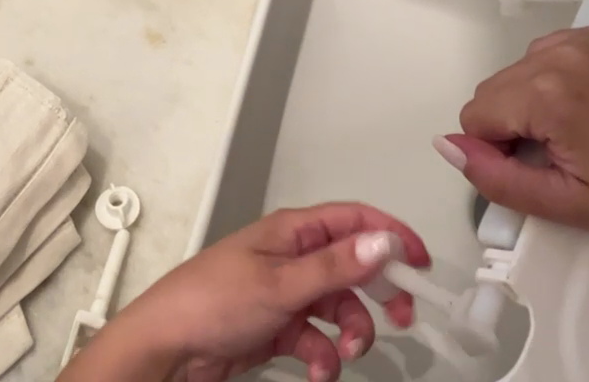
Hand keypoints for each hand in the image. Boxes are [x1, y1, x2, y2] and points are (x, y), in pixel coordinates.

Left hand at [67, 203, 430, 381]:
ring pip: (337, 306)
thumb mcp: (281, 283)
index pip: (353, 220)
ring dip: (349, 331)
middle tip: (400, 318)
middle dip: (377, 292)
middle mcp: (292, 256)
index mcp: (292, 230)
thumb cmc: (213, 300)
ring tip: (343, 352)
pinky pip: (315, 337)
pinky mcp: (277, 325)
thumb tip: (382, 241)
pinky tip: (314, 369)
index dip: (390, 235)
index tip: (420, 263)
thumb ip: (335, 266)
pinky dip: (321, 355)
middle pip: (351, 266)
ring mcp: (285, 291)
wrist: (168, 348)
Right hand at [437, 26, 588, 254]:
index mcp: (548, 93)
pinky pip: (545, 53)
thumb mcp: (563, 204)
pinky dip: (552, 78)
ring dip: (529, 100)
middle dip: (511, 123)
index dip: (498, 149)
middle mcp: (558, 53)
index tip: (542, 167)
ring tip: (577, 129)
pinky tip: (587, 104)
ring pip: (515, 71)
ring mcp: (582, 38)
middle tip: (560, 153)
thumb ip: (495, 177)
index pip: (476, 115)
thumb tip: (445, 145)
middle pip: (492, 89)